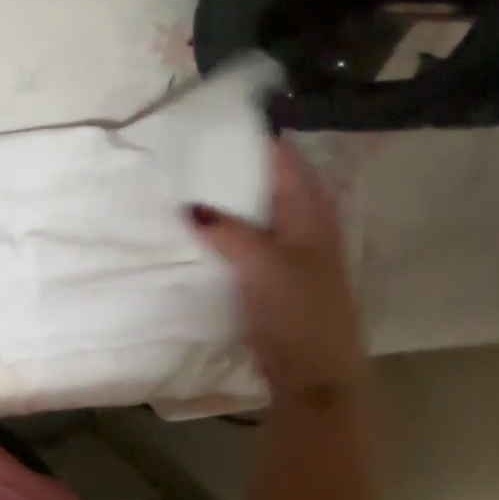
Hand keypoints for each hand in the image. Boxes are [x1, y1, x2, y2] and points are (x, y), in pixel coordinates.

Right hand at [188, 141, 366, 402]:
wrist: (313, 374)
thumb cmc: (297, 313)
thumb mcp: (262, 265)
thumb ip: (227, 232)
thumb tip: (189, 208)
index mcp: (312, 213)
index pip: (284, 160)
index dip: (256, 140)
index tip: (215, 125)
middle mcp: (304, 226)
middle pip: (269, 184)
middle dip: (234, 169)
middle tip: (188, 155)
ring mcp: (290, 253)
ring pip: (256, 214)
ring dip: (227, 202)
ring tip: (184, 188)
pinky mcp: (273, 278)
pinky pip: (246, 242)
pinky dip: (224, 232)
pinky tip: (197, 235)